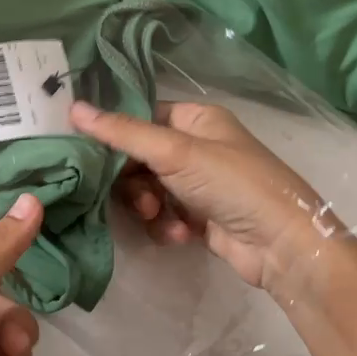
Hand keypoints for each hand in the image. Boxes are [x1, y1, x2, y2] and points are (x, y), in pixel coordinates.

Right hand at [70, 99, 336, 292]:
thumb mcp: (174, 152)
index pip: (140, 116)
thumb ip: (121, 132)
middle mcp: (196, 146)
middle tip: (135, 196)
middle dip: (132, 180)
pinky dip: (165, 224)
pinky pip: (163, 214)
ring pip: (146, 188)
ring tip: (159, 217)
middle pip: (137, 156)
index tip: (88, 151)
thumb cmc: (233, 184)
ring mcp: (198, 183)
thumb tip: (71, 107)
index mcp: (195, 119)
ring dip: (147, 205)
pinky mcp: (199, 216)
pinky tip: (179, 235)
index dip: (115, 132)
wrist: (285, 247)